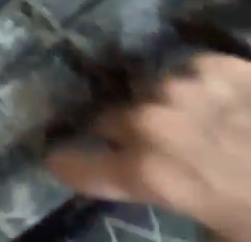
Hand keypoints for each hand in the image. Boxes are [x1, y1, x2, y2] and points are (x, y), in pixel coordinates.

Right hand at [47, 53, 250, 241]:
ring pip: (155, 96)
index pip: (73, 164)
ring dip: (171, 115)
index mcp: (154, 172)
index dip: (68, 168)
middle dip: (129, 140)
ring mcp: (188, 88)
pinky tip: (232, 110)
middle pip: (113, 123)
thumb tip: (163, 188)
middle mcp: (153, 123)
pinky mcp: (225, 66)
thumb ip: (186, 206)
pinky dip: (205, 92)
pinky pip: (195, 74)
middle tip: (162, 157)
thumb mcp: (231, 230)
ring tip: (209, 133)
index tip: (60, 166)